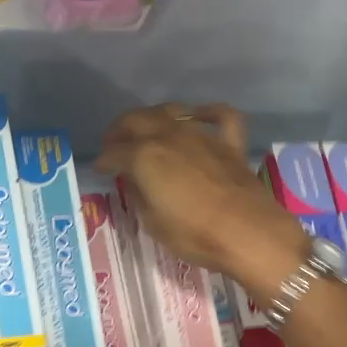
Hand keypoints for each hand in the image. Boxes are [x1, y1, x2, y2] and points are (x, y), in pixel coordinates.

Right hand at [94, 103, 307, 299]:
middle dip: (120, 130)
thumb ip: (140, 197)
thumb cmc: (194, 235)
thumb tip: (135, 184)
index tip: (99, 168)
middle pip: (138, 121)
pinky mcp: (230, 144)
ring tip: (145, 128)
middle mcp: (170, 136)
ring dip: (154, 117)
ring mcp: (202, 136)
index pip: (116, 153)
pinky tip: (199, 115)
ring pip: (172, 111)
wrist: (247, 234)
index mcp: (145, 157)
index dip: (104, 161)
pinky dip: (207, 112)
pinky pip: (220, 117)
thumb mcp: (154, 224)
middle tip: (113, 142)